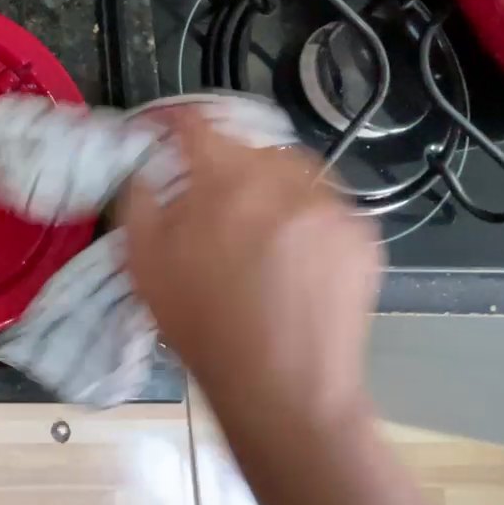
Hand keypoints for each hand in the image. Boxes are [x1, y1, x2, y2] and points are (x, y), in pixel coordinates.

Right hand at [118, 113, 382, 443]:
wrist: (282, 384)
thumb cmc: (200, 322)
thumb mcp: (143, 261)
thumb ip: (140, 201)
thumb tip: (146, 171)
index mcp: (226, 183)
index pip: (199, 126)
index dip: (175, 120)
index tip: (162, 126)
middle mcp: (285, 183)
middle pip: (250, 143)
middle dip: (224, 153)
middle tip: (204, 181)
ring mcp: (333, 209)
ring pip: (294, 167)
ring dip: (266, 176)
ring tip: (248, 207)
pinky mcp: (363, 237)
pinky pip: (326, 201)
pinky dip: (300, 206)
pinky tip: (284, 240)